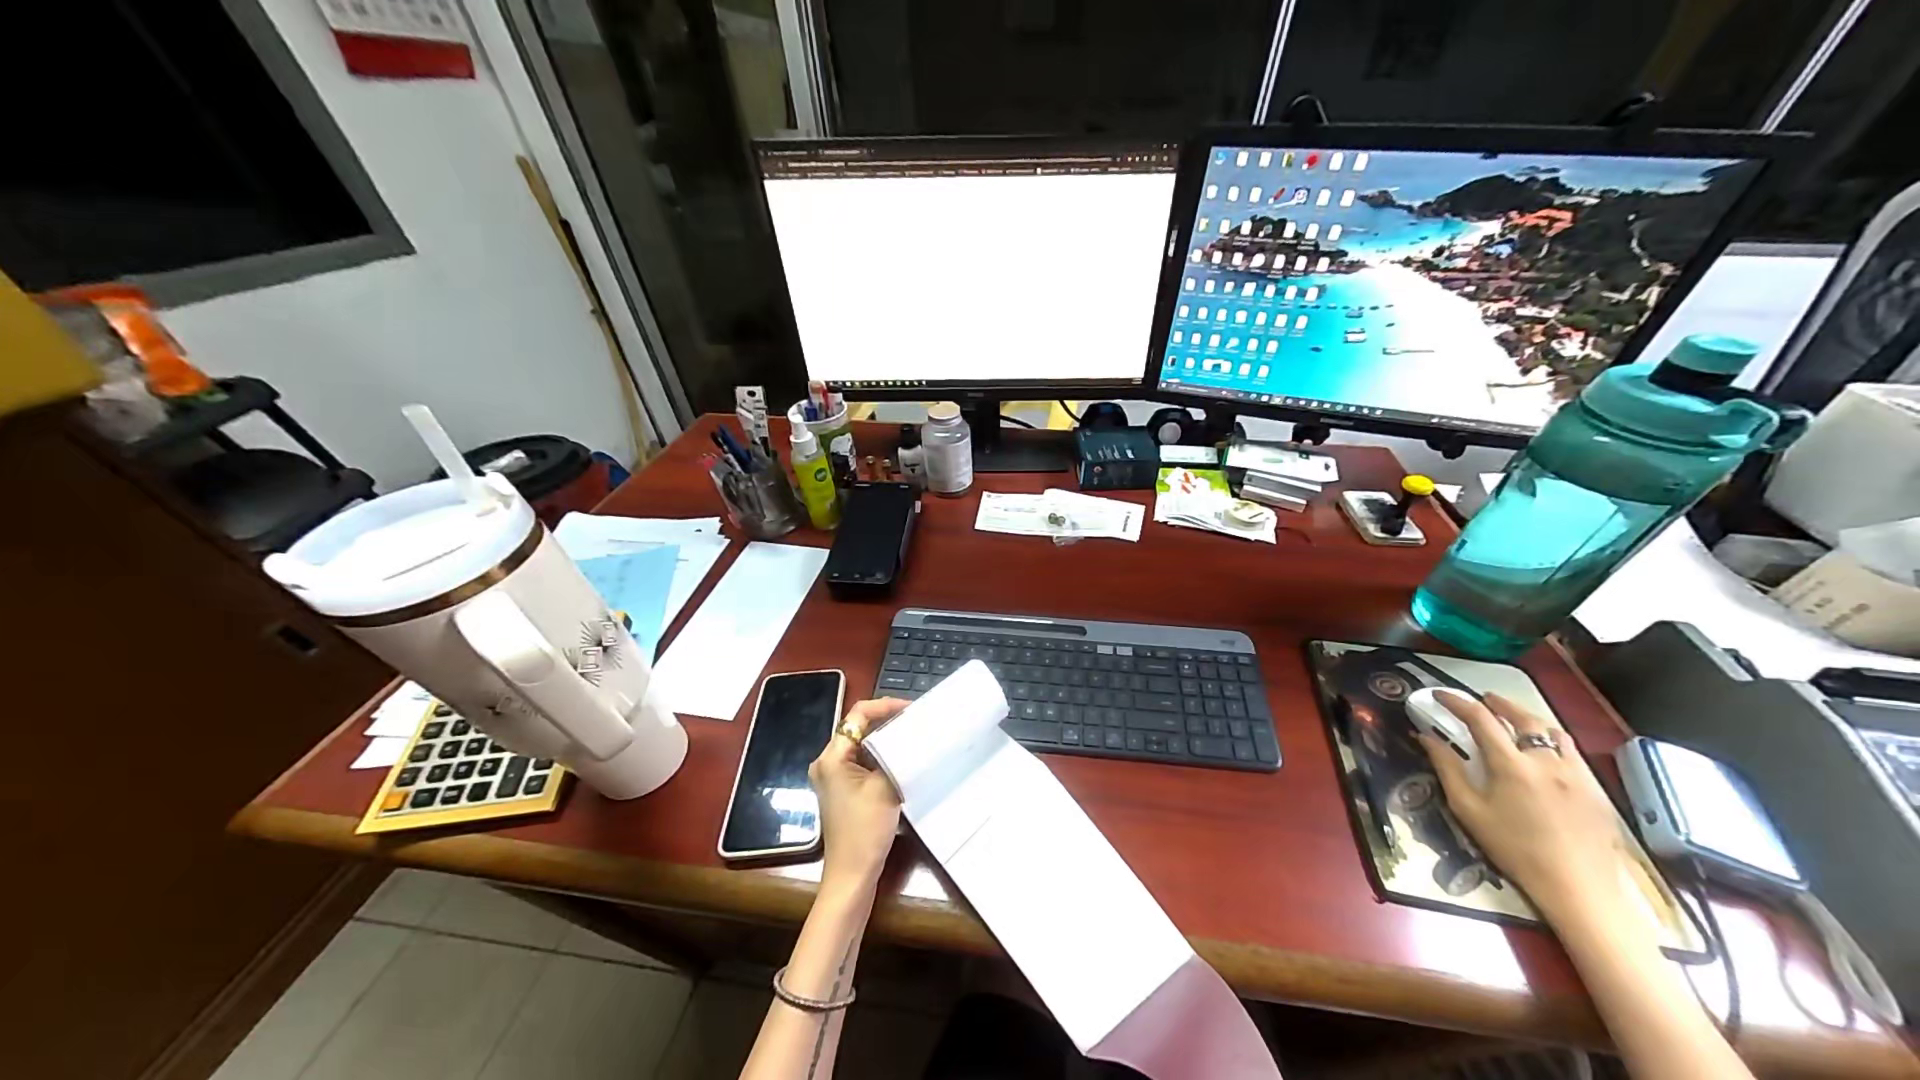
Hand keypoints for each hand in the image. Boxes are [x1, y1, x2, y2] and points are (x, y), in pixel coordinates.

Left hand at [809, 697, 906, 887]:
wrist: (852, 876)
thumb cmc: (865, 830)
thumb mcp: (885, 787)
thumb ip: (896, 756)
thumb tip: (911, 736)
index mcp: (831, 757)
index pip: (858, 715)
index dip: (885, 706)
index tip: (912, 710)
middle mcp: (827, 762)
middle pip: (858, 728)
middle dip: (888, 722)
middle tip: (917, 722)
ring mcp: (833, 777)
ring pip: (862, 746)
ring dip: (886, 741)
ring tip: (914, 737)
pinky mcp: (843, 791)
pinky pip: (862, 763)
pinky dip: (881, 758)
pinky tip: (903, 760)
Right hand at [1415, 691, 1636, 924]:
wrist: (1578, 888)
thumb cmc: (1514, 850)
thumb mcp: (1469, 811)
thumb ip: (1447, 769)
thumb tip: (1427, 738)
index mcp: (1511, 765)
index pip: (1480, 719)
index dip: (1457, 702)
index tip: (1441, 695)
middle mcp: (1546, 761)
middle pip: (1523, 717)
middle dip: (1500, 703)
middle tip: (1484, 699)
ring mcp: (1576, 773)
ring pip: (1553, 732)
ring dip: (1529, 719)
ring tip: (1515, 719)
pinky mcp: (1596, 789)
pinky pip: (1572, 753)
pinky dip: (1552, 741)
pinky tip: (1545, 752)